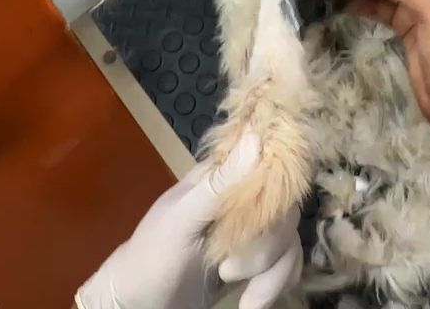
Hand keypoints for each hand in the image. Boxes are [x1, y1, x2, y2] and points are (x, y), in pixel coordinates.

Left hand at [76, 134, 302, 308]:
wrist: (140, 304)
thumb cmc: (153, 254)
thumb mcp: (182, 218)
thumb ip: (219, 184)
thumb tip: (257, 138)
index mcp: (222, 175)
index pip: (269, 161)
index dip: (282, 183)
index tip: (272, 217)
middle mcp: (242, 197)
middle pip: (284, 208)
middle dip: (267, 248)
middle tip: (228, 270)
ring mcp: (250, 230)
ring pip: (289, 239)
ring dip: (274, 273)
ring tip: (247, 300)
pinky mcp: (255, 261)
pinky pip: (287, 263)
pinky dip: (278, 285)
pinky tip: (254, 302)